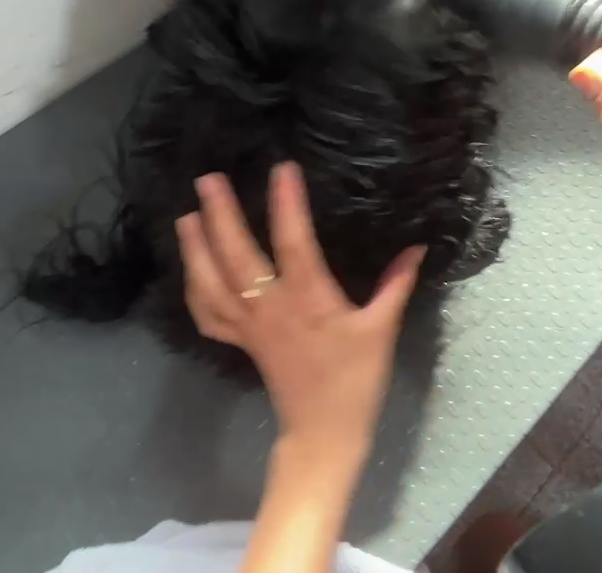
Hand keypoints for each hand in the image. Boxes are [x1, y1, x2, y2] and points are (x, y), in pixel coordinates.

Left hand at [176, 162, 424, 463]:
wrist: (323, 433)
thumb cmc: (356, 378)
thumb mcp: (382, 328)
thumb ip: (396, 284)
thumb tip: (415, 245)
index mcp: (308, 298)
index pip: (293, 241)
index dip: (286, 203)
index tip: (282, 168)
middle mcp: (270, 307)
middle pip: (236, 256)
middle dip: (220, 215)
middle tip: (207, 179)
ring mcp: (248, 326)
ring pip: (210, 283)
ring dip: (195, 248)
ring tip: (185, 216)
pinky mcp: (239, 342)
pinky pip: (207, 316)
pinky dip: (194, 291)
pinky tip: (189, 269)